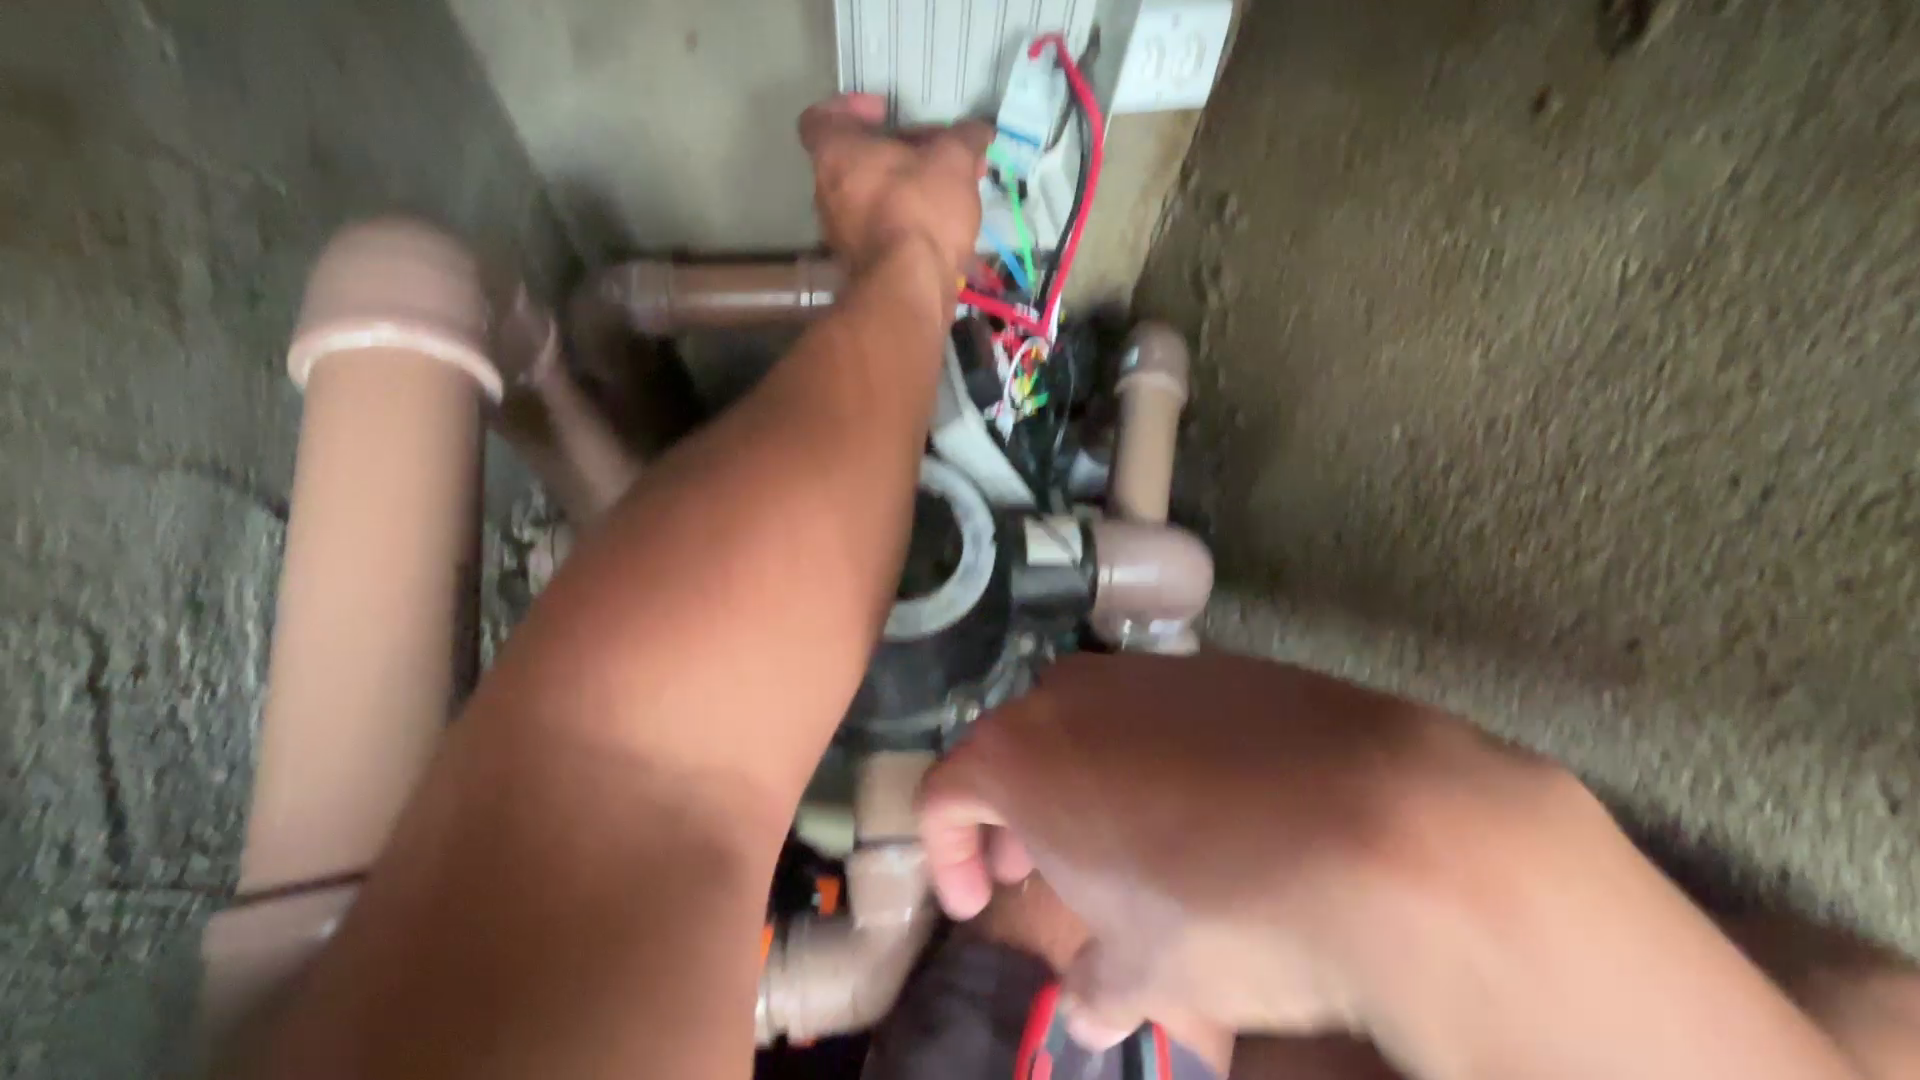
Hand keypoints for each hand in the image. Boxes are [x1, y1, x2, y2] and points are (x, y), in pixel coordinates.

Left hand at [798, 94, 991, 280]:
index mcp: (835, 154)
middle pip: (857, 159)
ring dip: (904, 187)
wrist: (908, 287)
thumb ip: (965, 139)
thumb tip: (978, 131)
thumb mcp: (953, 161)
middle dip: (897, 152)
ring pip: (871, 196)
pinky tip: (940, 224)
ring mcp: (840, 234)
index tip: (884, 112)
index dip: (849, 108)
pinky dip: (904, 220)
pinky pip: (880, 229)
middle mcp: (826, 192)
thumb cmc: (920, 209)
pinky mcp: (860, 266)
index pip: (821, 118)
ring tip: (948, 189)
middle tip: (937, 152)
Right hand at [917, 652, 1597, 1050]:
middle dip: (1015, 814)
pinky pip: (1158, 713)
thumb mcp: (1145, 971)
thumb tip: (1086, 1011)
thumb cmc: (1223, 906)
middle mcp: (1070, 694)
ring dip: (1084, 782)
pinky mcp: (1223, 667)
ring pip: (1086, 725)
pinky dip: (1153, 758)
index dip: (949, 851)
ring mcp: (1149, 671)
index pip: (944, 792)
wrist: (1385, 830)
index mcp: (1020, 754)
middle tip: (1042, 870)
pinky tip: (1208, 810)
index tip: (979, 899)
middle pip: (1013, 748)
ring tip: (1128, 845)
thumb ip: (1096, 984)